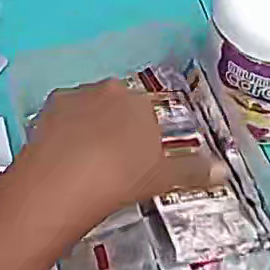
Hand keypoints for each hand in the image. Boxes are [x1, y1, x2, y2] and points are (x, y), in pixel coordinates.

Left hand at [6, 79, 226, 238]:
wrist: (67, 179)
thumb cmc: (122, 177)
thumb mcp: (162, 178)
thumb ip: (192, 172)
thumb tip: (223, 171)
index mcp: (140, 103)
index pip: (145, 114)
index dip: (140, 138)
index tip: (134, 160)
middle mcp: (108, 90)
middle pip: (114, 106)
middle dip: (114, 128)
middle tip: (110, 162)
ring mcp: (75, 96)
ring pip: (86, 108)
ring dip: (87, 127)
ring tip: (83, 161)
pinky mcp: (46, 108)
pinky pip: (60, 117)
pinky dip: (62, 131)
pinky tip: (61, 155)